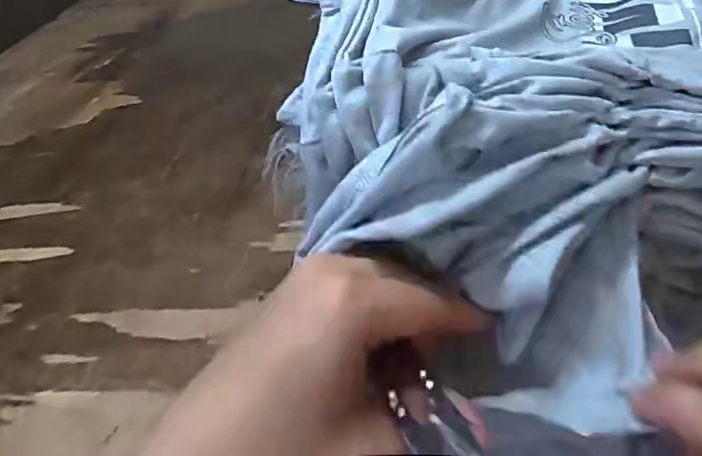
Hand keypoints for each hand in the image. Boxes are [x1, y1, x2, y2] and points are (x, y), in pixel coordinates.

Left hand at [142, 254, 487, 455]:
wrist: (199, 454)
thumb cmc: (289, 447)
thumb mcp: (370, 443)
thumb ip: (424, 416)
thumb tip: (455, 398)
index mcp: (354, 295)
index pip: (431, 299)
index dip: (469, 319)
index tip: (502, 330)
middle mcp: (333, 265)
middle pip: (406, 280)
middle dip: (434, 316)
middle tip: (457, 360)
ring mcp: (307, 270)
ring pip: (379, 278)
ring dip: (403, 313)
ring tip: (417, 365)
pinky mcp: (292, 285)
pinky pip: (351, 284)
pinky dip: (376, 309)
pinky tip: (381, 350)